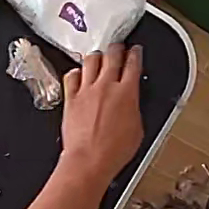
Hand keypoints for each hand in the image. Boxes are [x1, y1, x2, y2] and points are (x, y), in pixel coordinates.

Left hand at [60, 43, 142, 185]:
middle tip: (118, 47)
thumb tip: (131, 104)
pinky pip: (71, 76)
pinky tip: (78, 74)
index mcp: (127, 93)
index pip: (133, 64)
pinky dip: (76, 72)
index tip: (135, 52)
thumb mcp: (137, 130)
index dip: (135, 54)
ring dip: (97, 56)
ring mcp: (86, 90)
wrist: (90, 160)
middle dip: (117, 49)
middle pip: (112, 56)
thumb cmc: (114, 151)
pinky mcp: (71, 98)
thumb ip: (134, 110)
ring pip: (91, 60)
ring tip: (99, 56)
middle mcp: (106, 86)